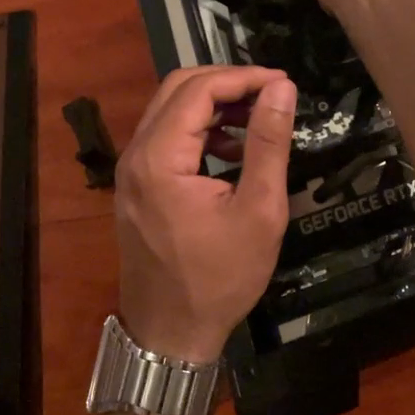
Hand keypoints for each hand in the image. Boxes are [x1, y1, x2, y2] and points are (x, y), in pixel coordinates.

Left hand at [115, 65, 297, 363]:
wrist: (170, 337)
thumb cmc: (219, 278)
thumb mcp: (259, 211)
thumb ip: (268, 143)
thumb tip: (282, 89)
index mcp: (159, 158)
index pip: (199, 89)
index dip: (243, 77)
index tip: (283, 84)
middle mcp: (136, 154)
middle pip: (178, 88)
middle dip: (227, 83)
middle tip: (271, 93)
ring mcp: (131, 170)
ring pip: (171, 109)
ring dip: (214, 104)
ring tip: (258, 117)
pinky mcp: (137, 184)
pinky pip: (167, 135)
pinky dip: (200, 129)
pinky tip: (232, 150)